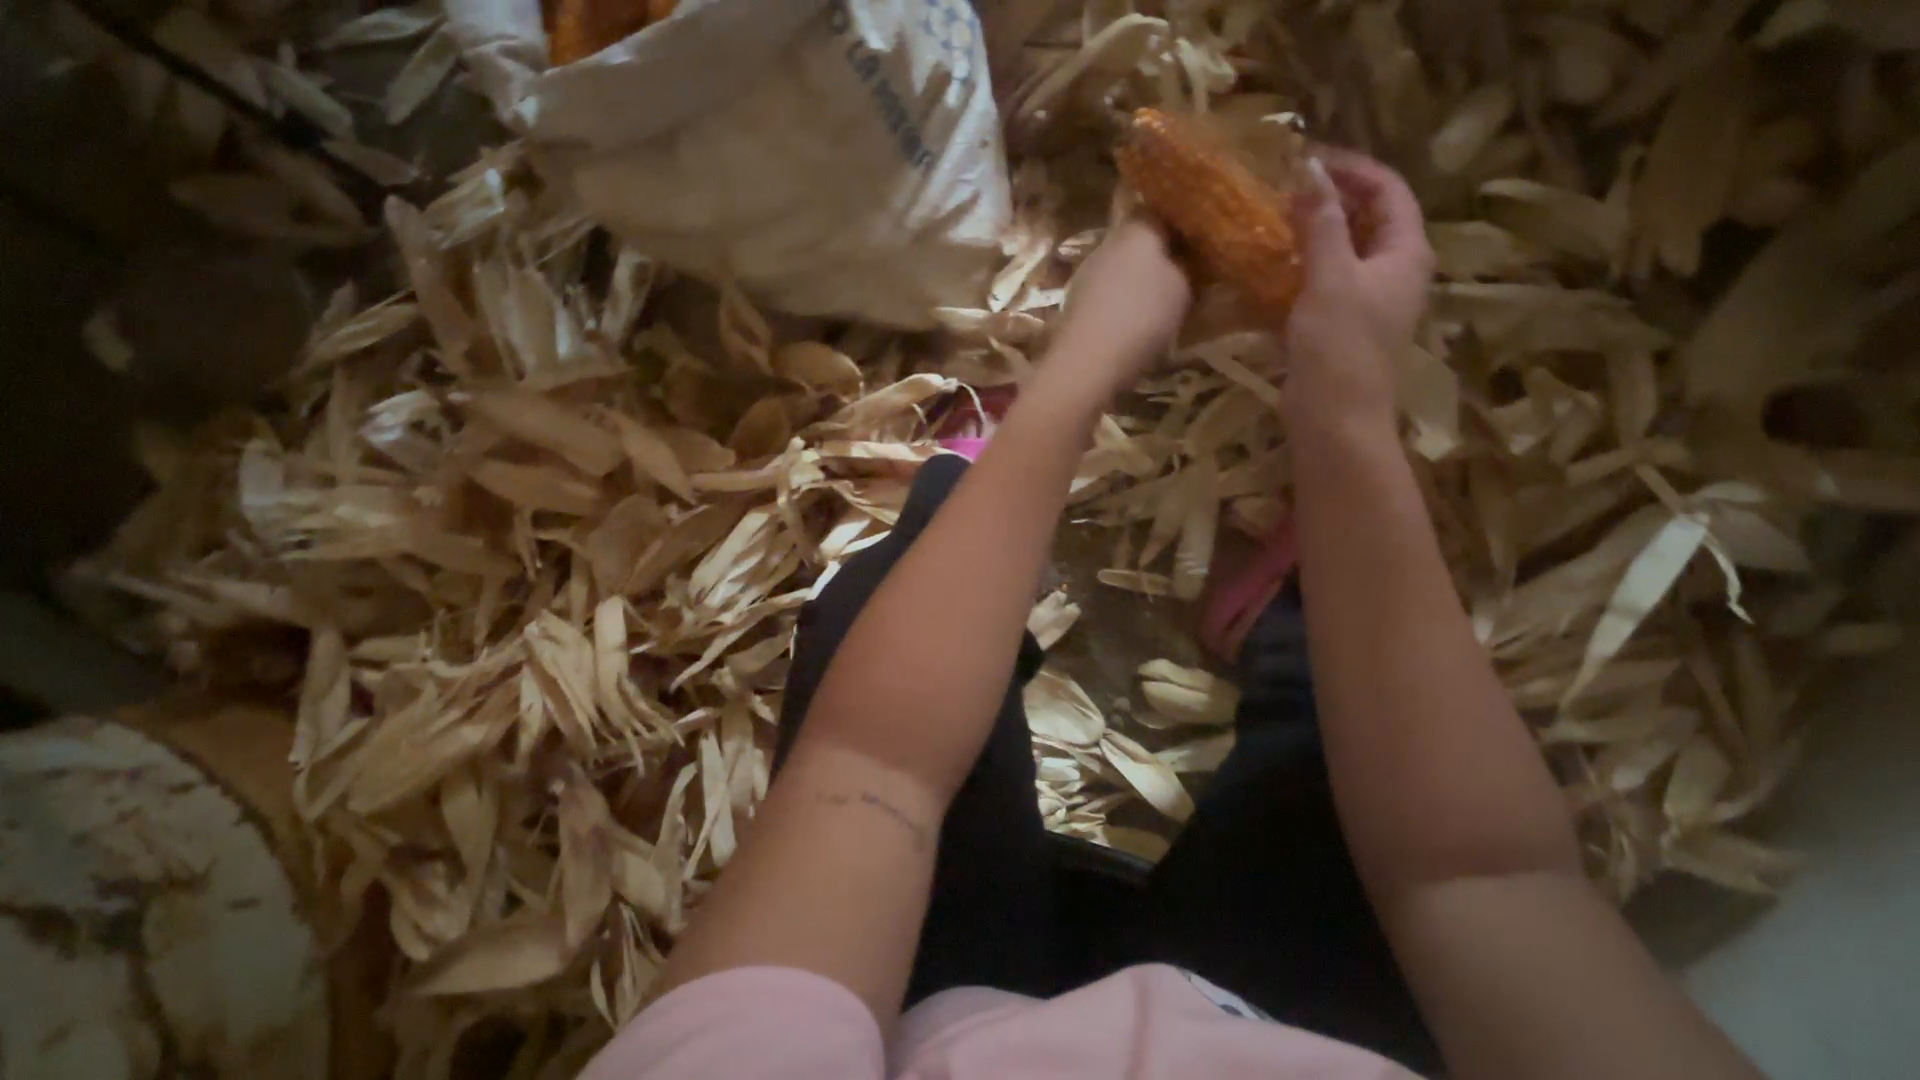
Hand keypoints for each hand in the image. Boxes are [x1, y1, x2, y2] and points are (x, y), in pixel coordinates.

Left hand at [1049, 217, 1193, 394]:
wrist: (1088, 360)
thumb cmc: (1143, 315)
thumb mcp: (1183, 288)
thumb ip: (1187, 266)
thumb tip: (1186, 258)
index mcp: (1136, 228)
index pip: (1160, 211)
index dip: (1180, 223)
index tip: (1198, 239)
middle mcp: (1107, 243)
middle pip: (1138, 241)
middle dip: (1159, 254)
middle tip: (1185, 273)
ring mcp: (1087, 273)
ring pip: (1121, 268)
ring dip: (1138, 280)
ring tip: (1162, 302)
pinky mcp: (1075, 302)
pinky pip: (1107, 294)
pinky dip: (1122, 302)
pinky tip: (1134, 322)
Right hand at [1282, 147, 1433, 427]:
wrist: (1335, 419)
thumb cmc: (1340, 346)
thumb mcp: (1330, 277)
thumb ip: (1321, 221)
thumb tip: (1309, 169)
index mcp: (1405, 252)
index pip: (1388, 189)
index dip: (1351, 168)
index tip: (1306, 159)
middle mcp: (1393, 270)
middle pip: (1367, 217)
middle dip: (1329, 197)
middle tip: (1283, 186)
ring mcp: (1368, 299)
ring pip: (1343, 249)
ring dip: (1312, 230)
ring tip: (1272, 217)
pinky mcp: (1341, 324)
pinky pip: (1324, 279)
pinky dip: (1301, 264)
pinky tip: (1270, 262)